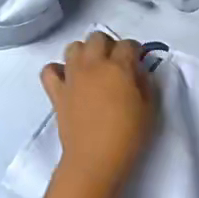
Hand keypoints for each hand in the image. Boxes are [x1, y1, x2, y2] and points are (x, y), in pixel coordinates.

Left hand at [41, 30, 155, 189]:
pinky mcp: (56, 92)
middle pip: (98, 38)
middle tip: (116, 64)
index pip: (128, 44)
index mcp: (118, 67)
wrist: (95, 159)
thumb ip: (145, 83)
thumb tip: (137, 71)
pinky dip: (57, 70)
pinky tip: (68, 80)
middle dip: (109, 46)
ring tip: (93, 70)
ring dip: (85, 53)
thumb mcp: (149, 109)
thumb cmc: (128, 136)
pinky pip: (49, 70)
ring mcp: (71, 77)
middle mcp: (93, 65)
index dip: (135, 51)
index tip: (137, 63)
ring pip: (74, 47)